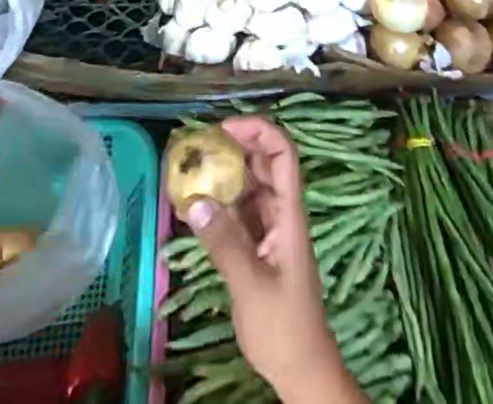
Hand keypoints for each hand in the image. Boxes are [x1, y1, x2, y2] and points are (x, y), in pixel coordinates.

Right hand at [180, 117, 364, 403]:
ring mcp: (271, 229)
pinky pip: (240, 213)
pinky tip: (196, 203)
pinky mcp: (259, 247)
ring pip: (251, 187)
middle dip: (238, 146)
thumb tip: (195, 200)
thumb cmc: (282, 324)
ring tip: (192, 164)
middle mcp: (282, 213)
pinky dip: (221, 203)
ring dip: (227, 173)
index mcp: (290, 213)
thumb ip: (224, 242)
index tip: (225, 127)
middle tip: (200, 142)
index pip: (284, 156)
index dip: (260, 132)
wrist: (299, 364)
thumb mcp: (250, 284)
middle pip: (266, 165)